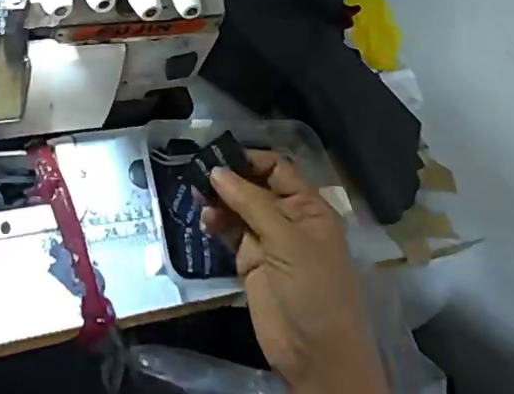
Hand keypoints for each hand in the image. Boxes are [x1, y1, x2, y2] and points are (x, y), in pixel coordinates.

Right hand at [204, 151, 386, 393]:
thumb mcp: (286, 241)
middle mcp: (289, 218)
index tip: (219, 154)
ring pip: (239, 208)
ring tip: (198, 197)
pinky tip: (206, 221)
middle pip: (254, 186)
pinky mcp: (251, 261)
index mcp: (308, 207)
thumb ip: (251, 203)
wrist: (316, 358)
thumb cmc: (313, 290)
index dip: (250, 159)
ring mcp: (269, 240)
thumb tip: (216, 170)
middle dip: (229, 178)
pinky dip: (217, 222)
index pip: (277, 168)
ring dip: (219, 200)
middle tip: (198, 172)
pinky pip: (231, 232)